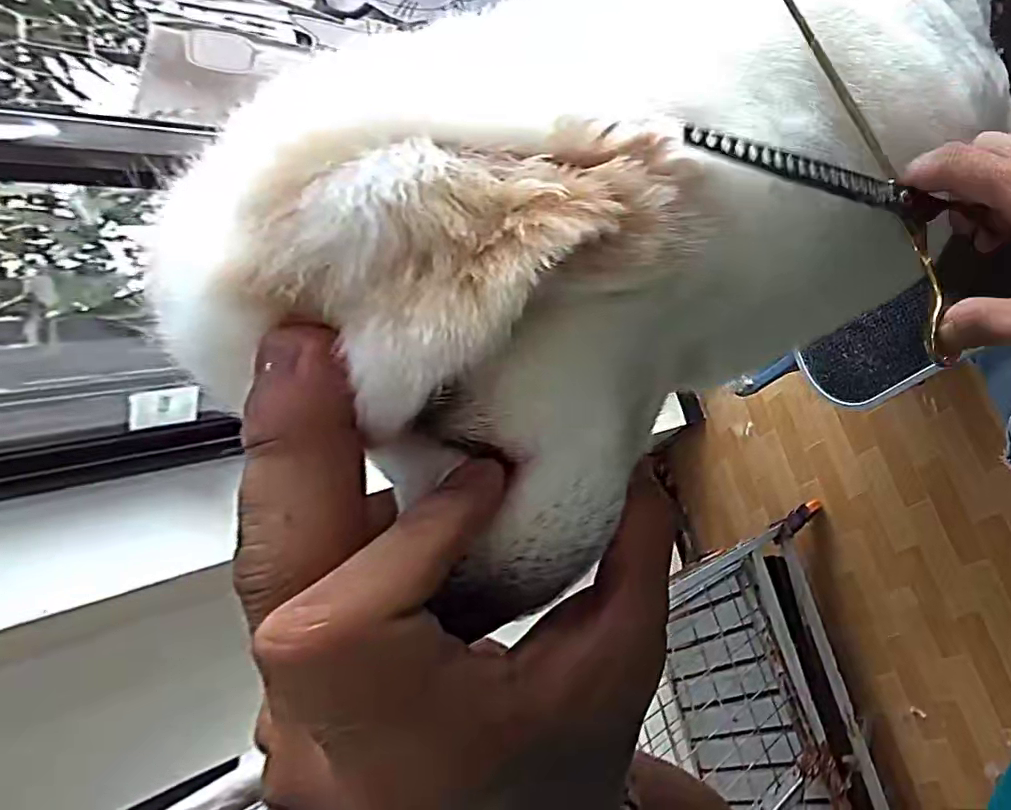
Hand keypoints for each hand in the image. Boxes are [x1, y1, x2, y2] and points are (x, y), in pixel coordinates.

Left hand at [235, 325, 680, 809]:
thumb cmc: (566, 762)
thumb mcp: (624, 657)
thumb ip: (638, 552)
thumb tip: (641, 461)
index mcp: (400, 729)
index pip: (348, 619)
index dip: (419, 531)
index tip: (495, 477)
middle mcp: (314, 718)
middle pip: (270, 575)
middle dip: (292, 448)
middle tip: (304, 348)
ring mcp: (294, 694)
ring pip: (276, 564)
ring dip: (307, 461)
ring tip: (328, 372)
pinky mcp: (309, 666)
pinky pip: (311, 566)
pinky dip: (336, 493)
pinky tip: (367, 444)